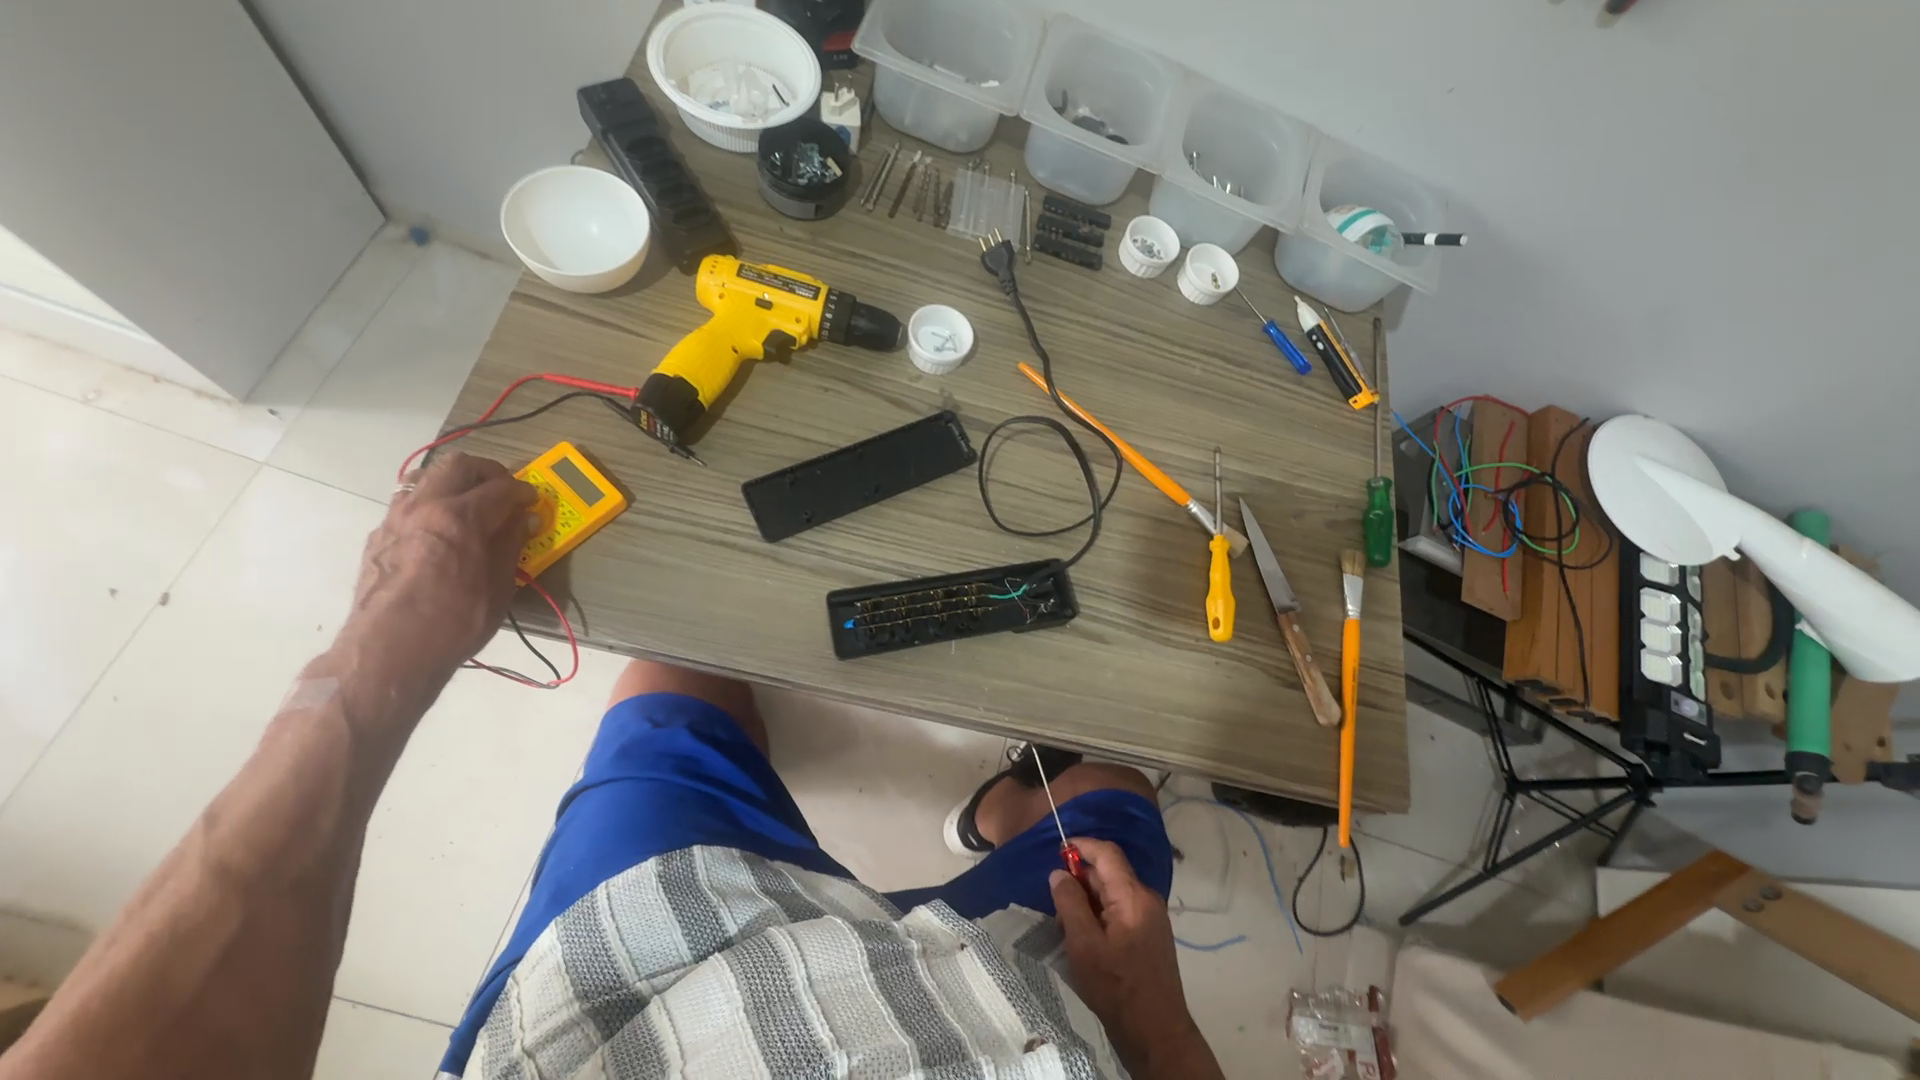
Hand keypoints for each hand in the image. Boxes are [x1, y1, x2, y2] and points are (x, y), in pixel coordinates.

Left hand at [341, 453, 538, 674]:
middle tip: (504, 492)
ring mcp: (396, 519)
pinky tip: (441, 533)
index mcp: (461, 517)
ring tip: (470, 506)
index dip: (523, 492)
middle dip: (487, 472)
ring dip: (453, 483)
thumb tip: (525, 519)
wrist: (390, 650)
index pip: (501, 488)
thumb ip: (511, 544)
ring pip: (426, 478)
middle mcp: (425, 507)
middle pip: (459, 466)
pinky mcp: (378, 536)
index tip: (533, 502)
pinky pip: (407, 504)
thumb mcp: (499, 586)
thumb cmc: (455, 621)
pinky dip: (430, 506)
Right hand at [1050, 838, 1221, 1079]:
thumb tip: (1059, 873)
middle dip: (1081, 877)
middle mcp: (1147, 899)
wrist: (1155, 1031)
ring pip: (1115, 892)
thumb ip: (1070, 903)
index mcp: (1133, 896)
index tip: (1057, 849)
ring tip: (1066, 921)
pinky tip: (1085, 935)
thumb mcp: (1084, 944)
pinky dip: (1101, 912)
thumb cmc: (1116, 987)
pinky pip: (1122, 909)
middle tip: (1055, 898)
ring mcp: (1152, 918)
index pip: (1108, 853)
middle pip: (1111, 872)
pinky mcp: (1150, 935)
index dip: (1082, 845)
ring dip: (1089, 898)